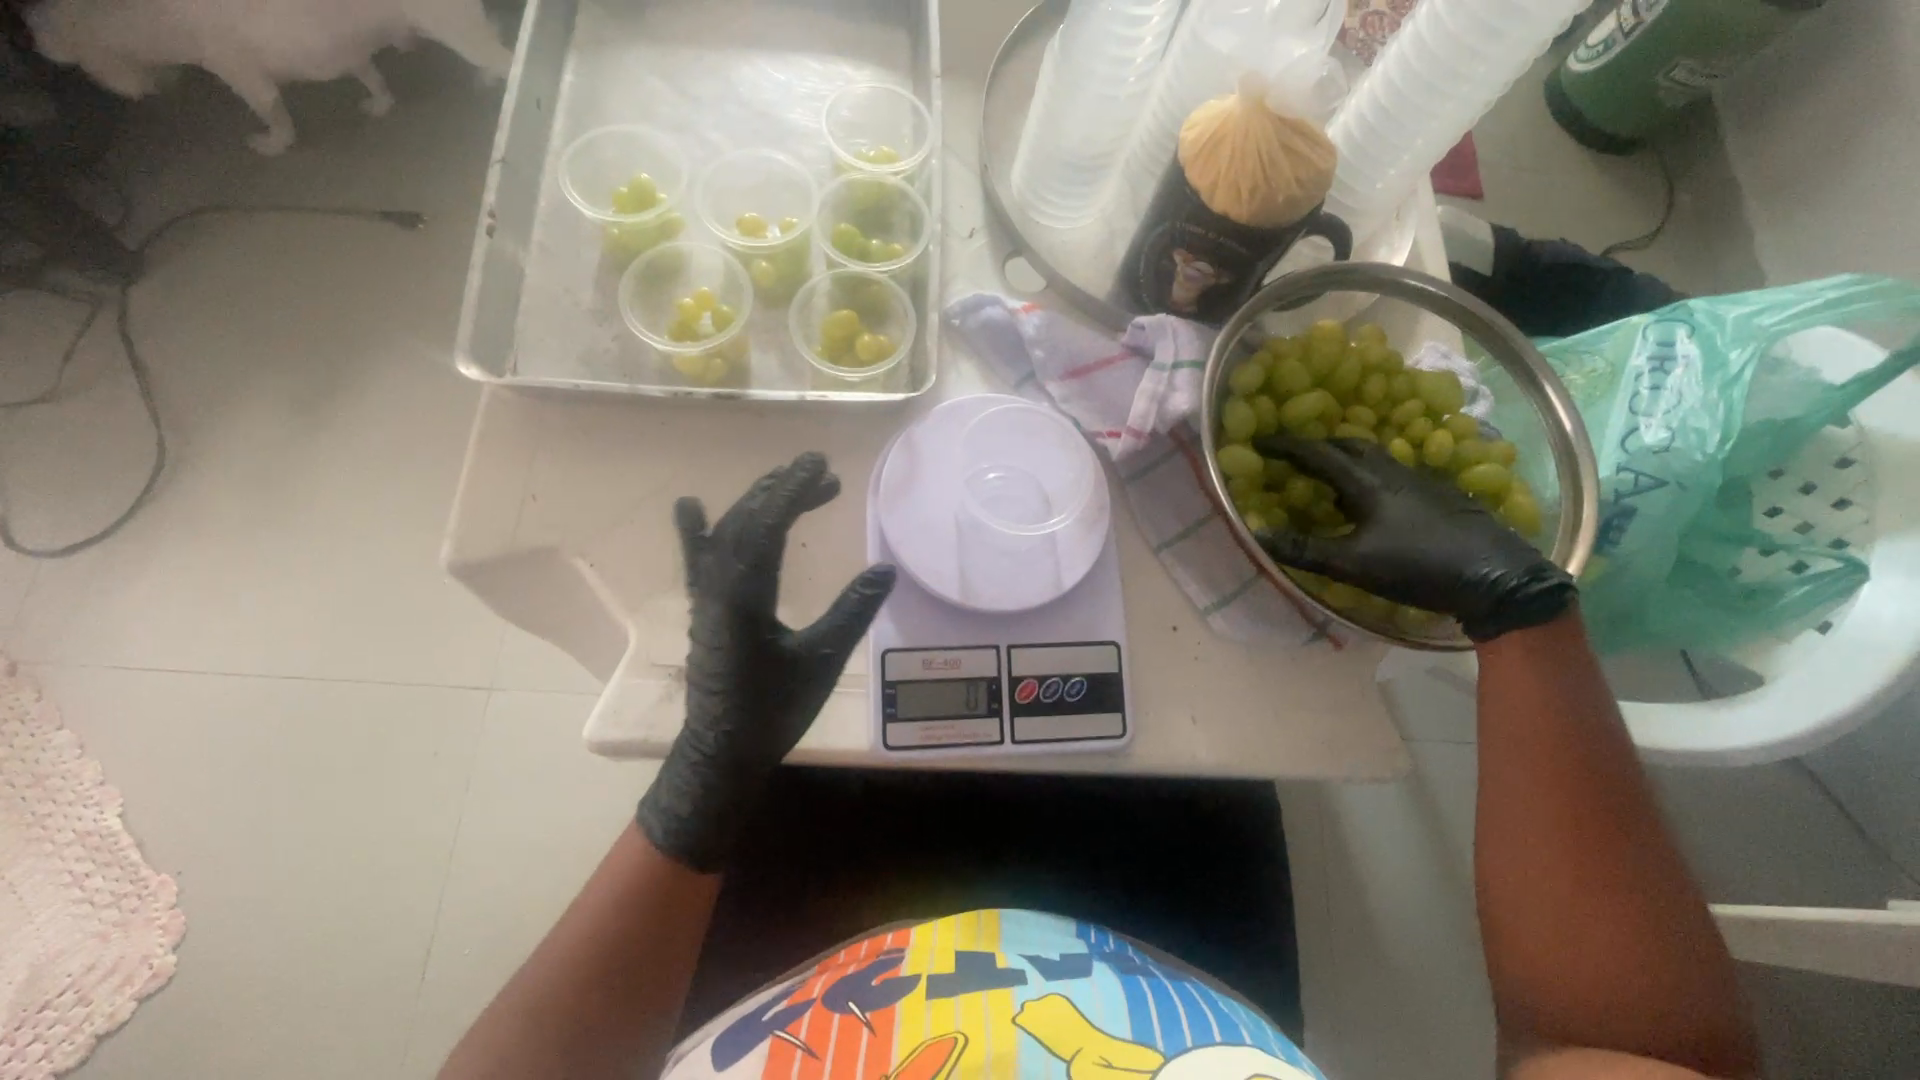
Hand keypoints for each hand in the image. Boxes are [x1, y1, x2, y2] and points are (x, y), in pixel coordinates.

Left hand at [637, 453, 895, 871]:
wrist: (722, 751)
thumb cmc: (774, 710)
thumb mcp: (821, 660)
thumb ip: (852, 611)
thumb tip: (885, 569)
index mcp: (746, 594)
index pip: (768, 524)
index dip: (794, 490)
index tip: (819, 464)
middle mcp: (719, 585)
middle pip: (748, 519)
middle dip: (784, 489)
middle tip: (823, 474)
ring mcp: (706, 595)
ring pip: (727, 533)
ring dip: (757, 503)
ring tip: (790, 483)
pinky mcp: (704, 608)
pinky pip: (700, 559)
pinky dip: (699, 531)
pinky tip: (690, 507)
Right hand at [1251, 434, 1574, 641]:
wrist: (1496, 577)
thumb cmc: (1418, 567)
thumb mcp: (1352, 565)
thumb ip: (1304, 549)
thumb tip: (1255, 533)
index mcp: (1367, 482)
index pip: (1317, 453)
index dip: (1285, 446)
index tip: (1259, 442)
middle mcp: (1394, 472)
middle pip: (1350, 445)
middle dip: (1318, 446)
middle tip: (1295, 457)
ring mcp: (1422, 482)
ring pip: (1376, 458)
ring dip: (1347, 459)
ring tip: (1329, 477)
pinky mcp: (1441, 496)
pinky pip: (1395, 474)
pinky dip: (1371, 477)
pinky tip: (1373, 503)